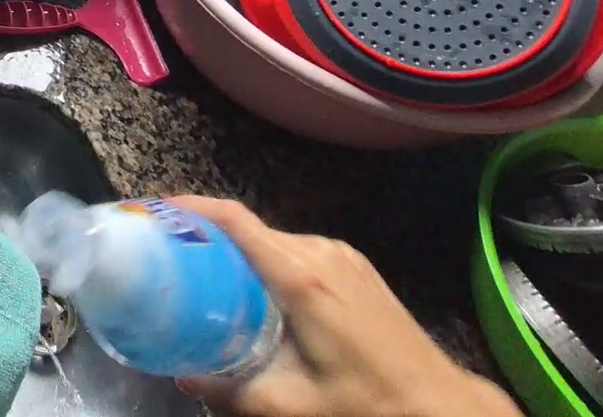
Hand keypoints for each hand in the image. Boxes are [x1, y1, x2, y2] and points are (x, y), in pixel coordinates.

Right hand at [172, 197, 519, 416]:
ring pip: (271, 237)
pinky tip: (253, 286)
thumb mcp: (292, 406)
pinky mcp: (353, 264)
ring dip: (236, 247)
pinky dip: (264, 256)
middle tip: (169, 250)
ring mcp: (340, 254)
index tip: (154, 210)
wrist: (448, 413)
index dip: (190, 207)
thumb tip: (181, 375)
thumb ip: (231, 389)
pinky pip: (293, 247)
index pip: (234, 219)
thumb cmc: (367, 406)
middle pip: (247, 227)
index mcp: (300, 276)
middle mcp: (318, 251)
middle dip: (205, 232)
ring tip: (205, 270)